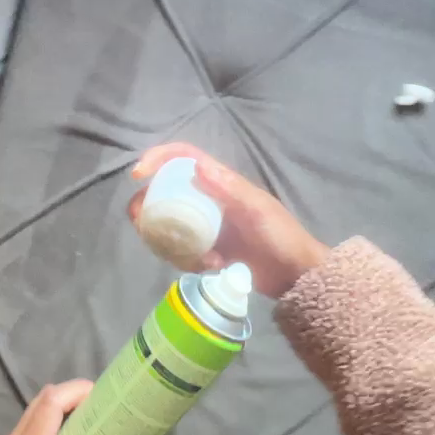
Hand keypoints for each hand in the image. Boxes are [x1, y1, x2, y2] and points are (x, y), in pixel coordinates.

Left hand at [0, 380, 123, 434]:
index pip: (50, 404)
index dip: (74, 391)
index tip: (99, 393)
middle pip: (40, 402)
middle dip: (70, 396)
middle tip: (98, 407)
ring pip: (32, 415)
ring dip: (58, 410)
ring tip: (87, 424)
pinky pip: (28, 430)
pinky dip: (49, 425)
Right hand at [128, 142, 329, 299]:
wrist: (295, 276)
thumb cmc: (281, 236)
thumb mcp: (258, 210)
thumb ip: (230, 189)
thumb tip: (196, 167)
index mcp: (219, 181)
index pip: (182, 158)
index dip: (158, 158)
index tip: (139, 175)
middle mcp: (206, 199)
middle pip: (163, 190)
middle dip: (146, 204)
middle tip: (141, 223)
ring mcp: (204, 225)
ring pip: (167, 222)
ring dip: (168, 237)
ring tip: (195, 256)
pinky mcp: (204, 249)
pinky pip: (179, 249)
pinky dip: (185, 258)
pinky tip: (210, 267)